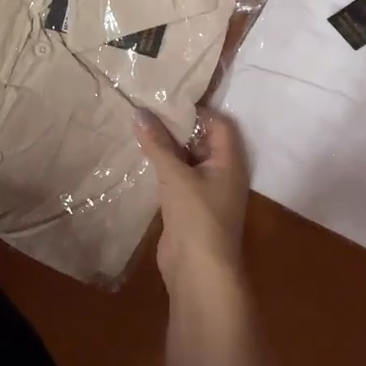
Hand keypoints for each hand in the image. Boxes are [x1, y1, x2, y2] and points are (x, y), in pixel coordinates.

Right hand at [135, 108, 250, 290]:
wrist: (198, 267)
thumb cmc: (197, 217)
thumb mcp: (175, 175)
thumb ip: (157, 143)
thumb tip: (139, 111)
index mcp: (229, 162)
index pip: (218, 124)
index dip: (196, 109)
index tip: (164, 97)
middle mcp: (221, 172)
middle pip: (202, 138)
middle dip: (176, 123)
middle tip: (143, 106)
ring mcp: (205, 188)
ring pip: (186, 155)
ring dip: (165, 143)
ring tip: (136, 125)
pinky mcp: (188, 202)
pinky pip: (175, 172)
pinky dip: (160, 161)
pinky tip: (138, 155)